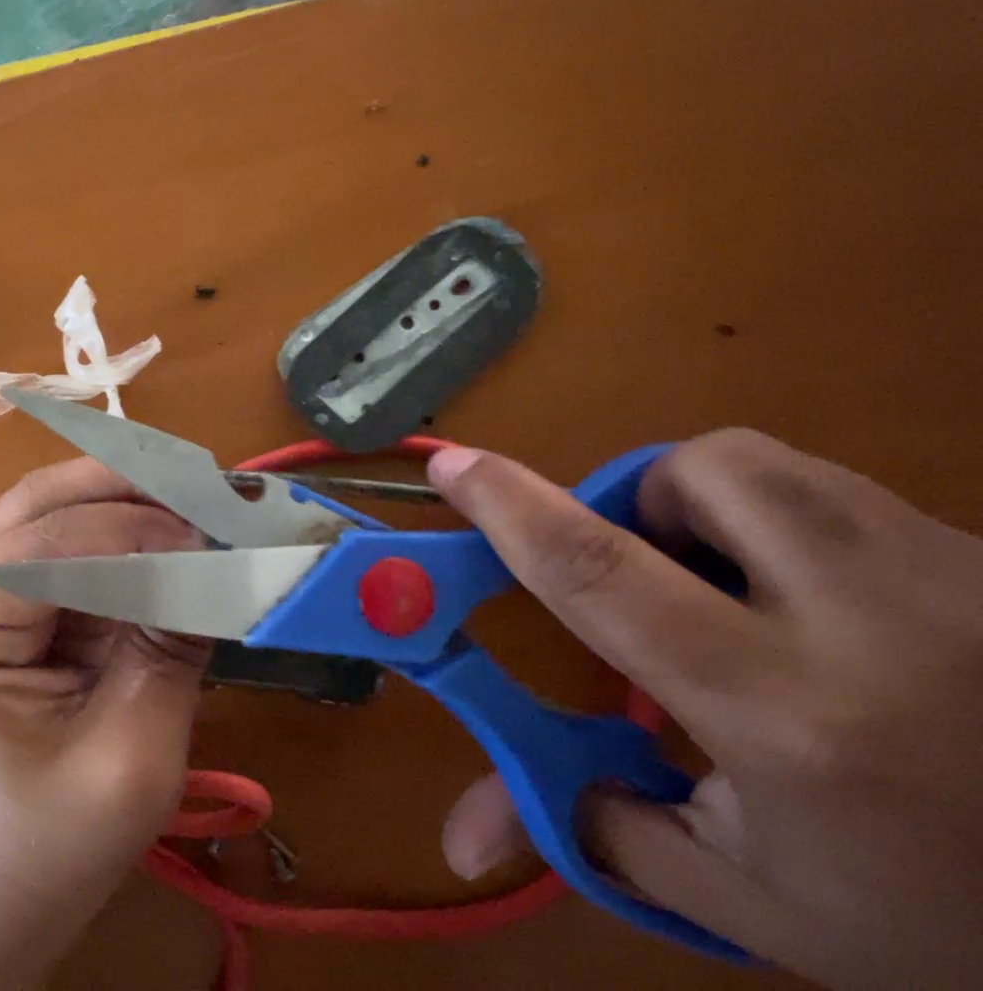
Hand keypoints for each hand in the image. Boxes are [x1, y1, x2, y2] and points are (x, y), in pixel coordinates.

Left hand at [0, 458, 210, 990]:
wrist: (28, 861)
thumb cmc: (74, 826)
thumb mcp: (137, 747)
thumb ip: (170, 644)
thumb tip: (214, 552)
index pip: (36, 547)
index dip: (121, 529)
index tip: (199, 534)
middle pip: (33, 504)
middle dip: (119, 486)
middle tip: (201, 484)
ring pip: (48, 505)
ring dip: (121, 494)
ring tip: (192, 496)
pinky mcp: (11, 594)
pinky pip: (63, 533)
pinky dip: (118, 521)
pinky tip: (166, 523)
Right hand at [429, 430, 982, 989]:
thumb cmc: (925, 919)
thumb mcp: (739, 896)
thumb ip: (589, 828)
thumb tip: (460, 840)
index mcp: (781, 712)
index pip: (604, 576)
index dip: (511, 511)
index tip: (452, 465)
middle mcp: (870, 621)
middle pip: (710, 470)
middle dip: (643, 495)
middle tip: (647, 567)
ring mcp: (957, 578)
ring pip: (781, 466)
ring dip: (715, 507)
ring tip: (731, 594)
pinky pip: (849, 498)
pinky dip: (792, 529)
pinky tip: (823, 613)